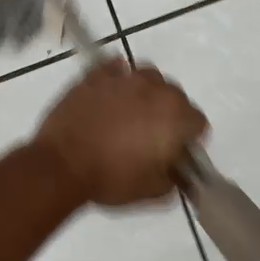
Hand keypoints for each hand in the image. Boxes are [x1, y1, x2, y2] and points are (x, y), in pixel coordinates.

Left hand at [33, 59, 207, 205]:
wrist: (61, 164)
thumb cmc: (111, 178)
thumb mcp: (153, 191)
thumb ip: (174, 177)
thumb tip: (174, 168)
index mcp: (174, 115)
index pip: (198, 122)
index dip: (189, 139)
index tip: (174, 153)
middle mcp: (153, 89)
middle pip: (174, 96)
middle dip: (169, 114)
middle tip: (151, 136)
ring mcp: (123, 78)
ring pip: (147, 77)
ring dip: (146, 92)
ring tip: (130, 113)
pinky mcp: (95, 74)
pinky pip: (115, 69)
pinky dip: (117, 79)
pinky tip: (109, 95)